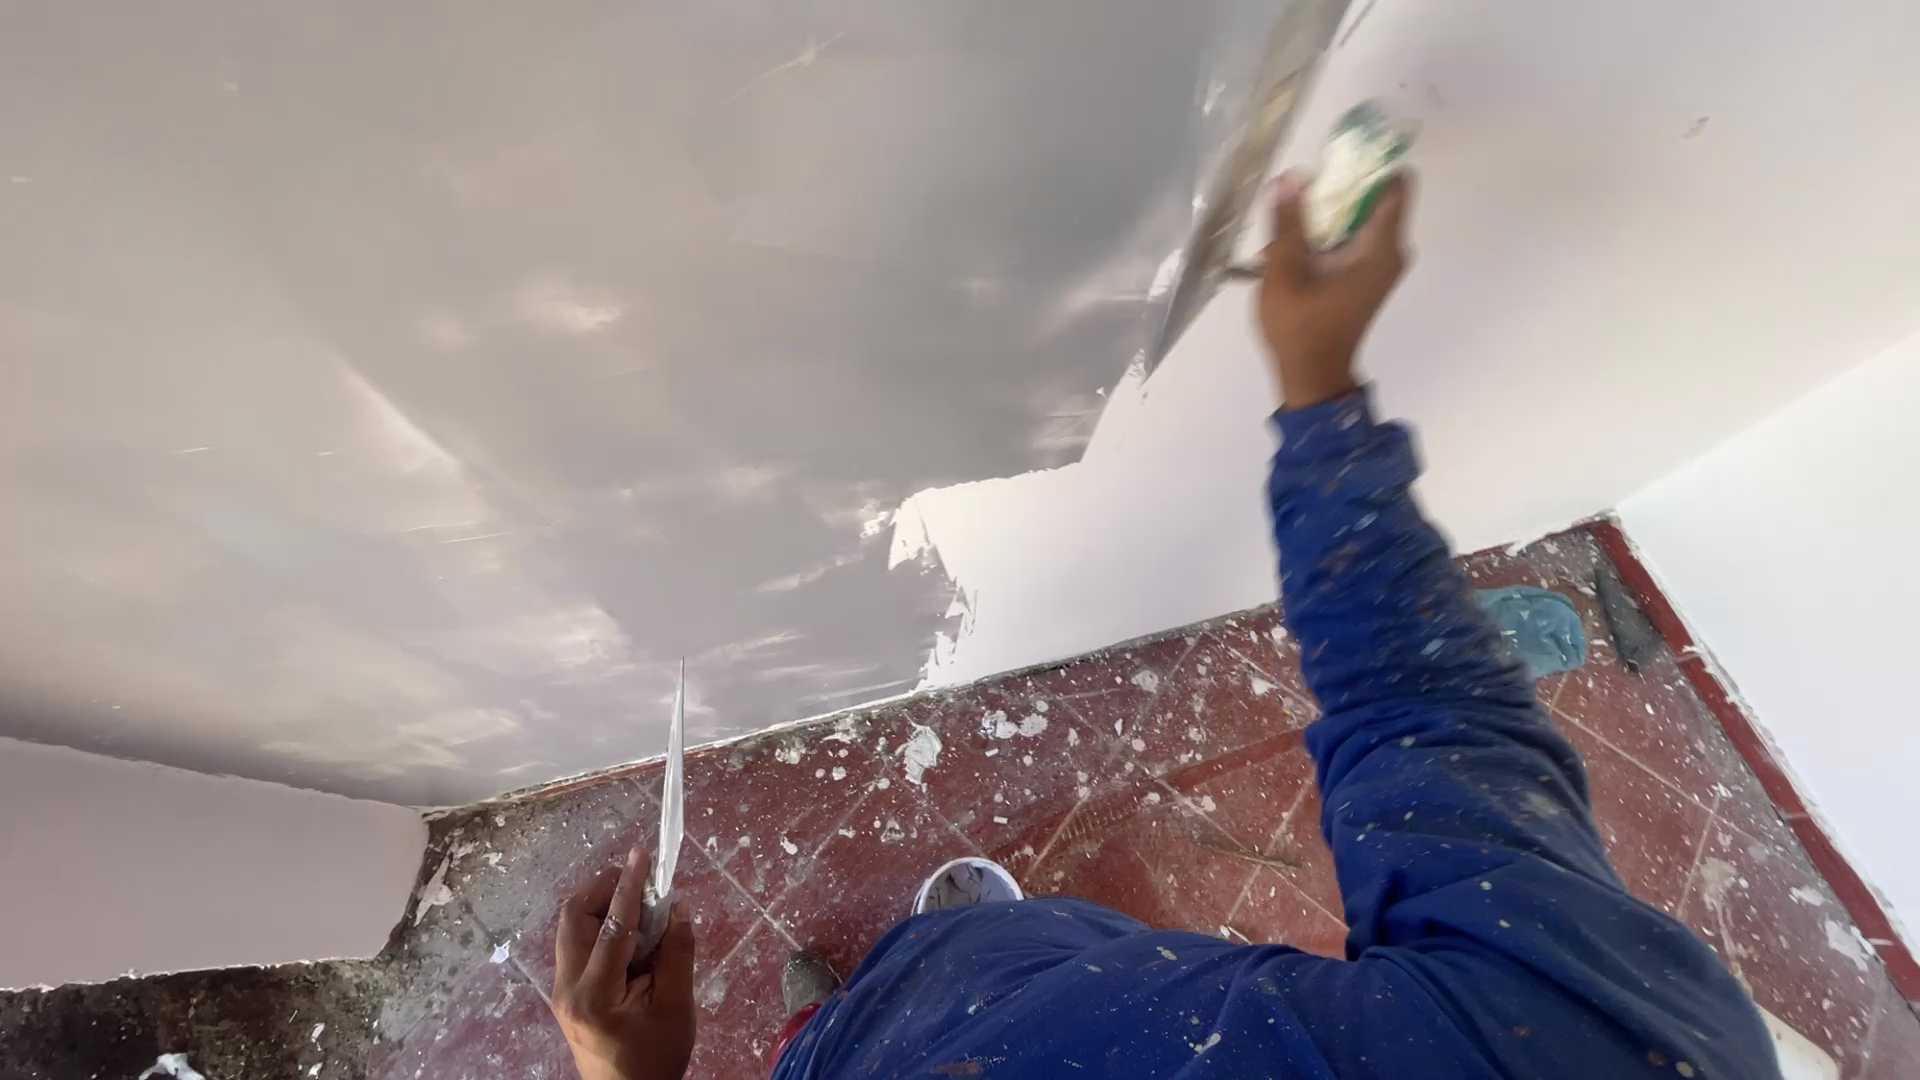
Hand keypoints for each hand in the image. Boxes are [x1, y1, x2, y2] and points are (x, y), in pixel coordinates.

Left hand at [551, 845, 696, 1079]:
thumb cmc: (655, 1058)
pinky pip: (582, 941)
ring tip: (645, 909)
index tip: (642, 853)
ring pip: (575, 926)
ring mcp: (563, 990)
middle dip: (607, 889)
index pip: (613, 926)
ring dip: (607, 905)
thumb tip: (678, 906)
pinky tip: (636, 934)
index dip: (629, 885)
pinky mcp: (570, 992)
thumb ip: (678, 952)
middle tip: (644, 883)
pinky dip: (606, 924)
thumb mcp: (676, 1006)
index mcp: (594, 995)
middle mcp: (567, 988)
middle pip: (575, 917)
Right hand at [1254, 170, 1413, 407]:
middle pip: (1372, 200)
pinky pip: (1352, 244)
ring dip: (1322, 222)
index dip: (1364, 167)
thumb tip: (1291, 176)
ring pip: (1357, 222)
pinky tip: (1293, 259)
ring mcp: (1380, 268)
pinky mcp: (1365, 281)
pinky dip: (1326, 242)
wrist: (1311, 377)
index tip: (1328, 172)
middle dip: (1332, 196)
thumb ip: (1288, 223)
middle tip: (1293, 210)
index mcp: (1381, 247)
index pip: (1393, 182)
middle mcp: (1391, 252)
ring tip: (1284, 241)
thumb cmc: (1299, 328)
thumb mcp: (1285, 272)